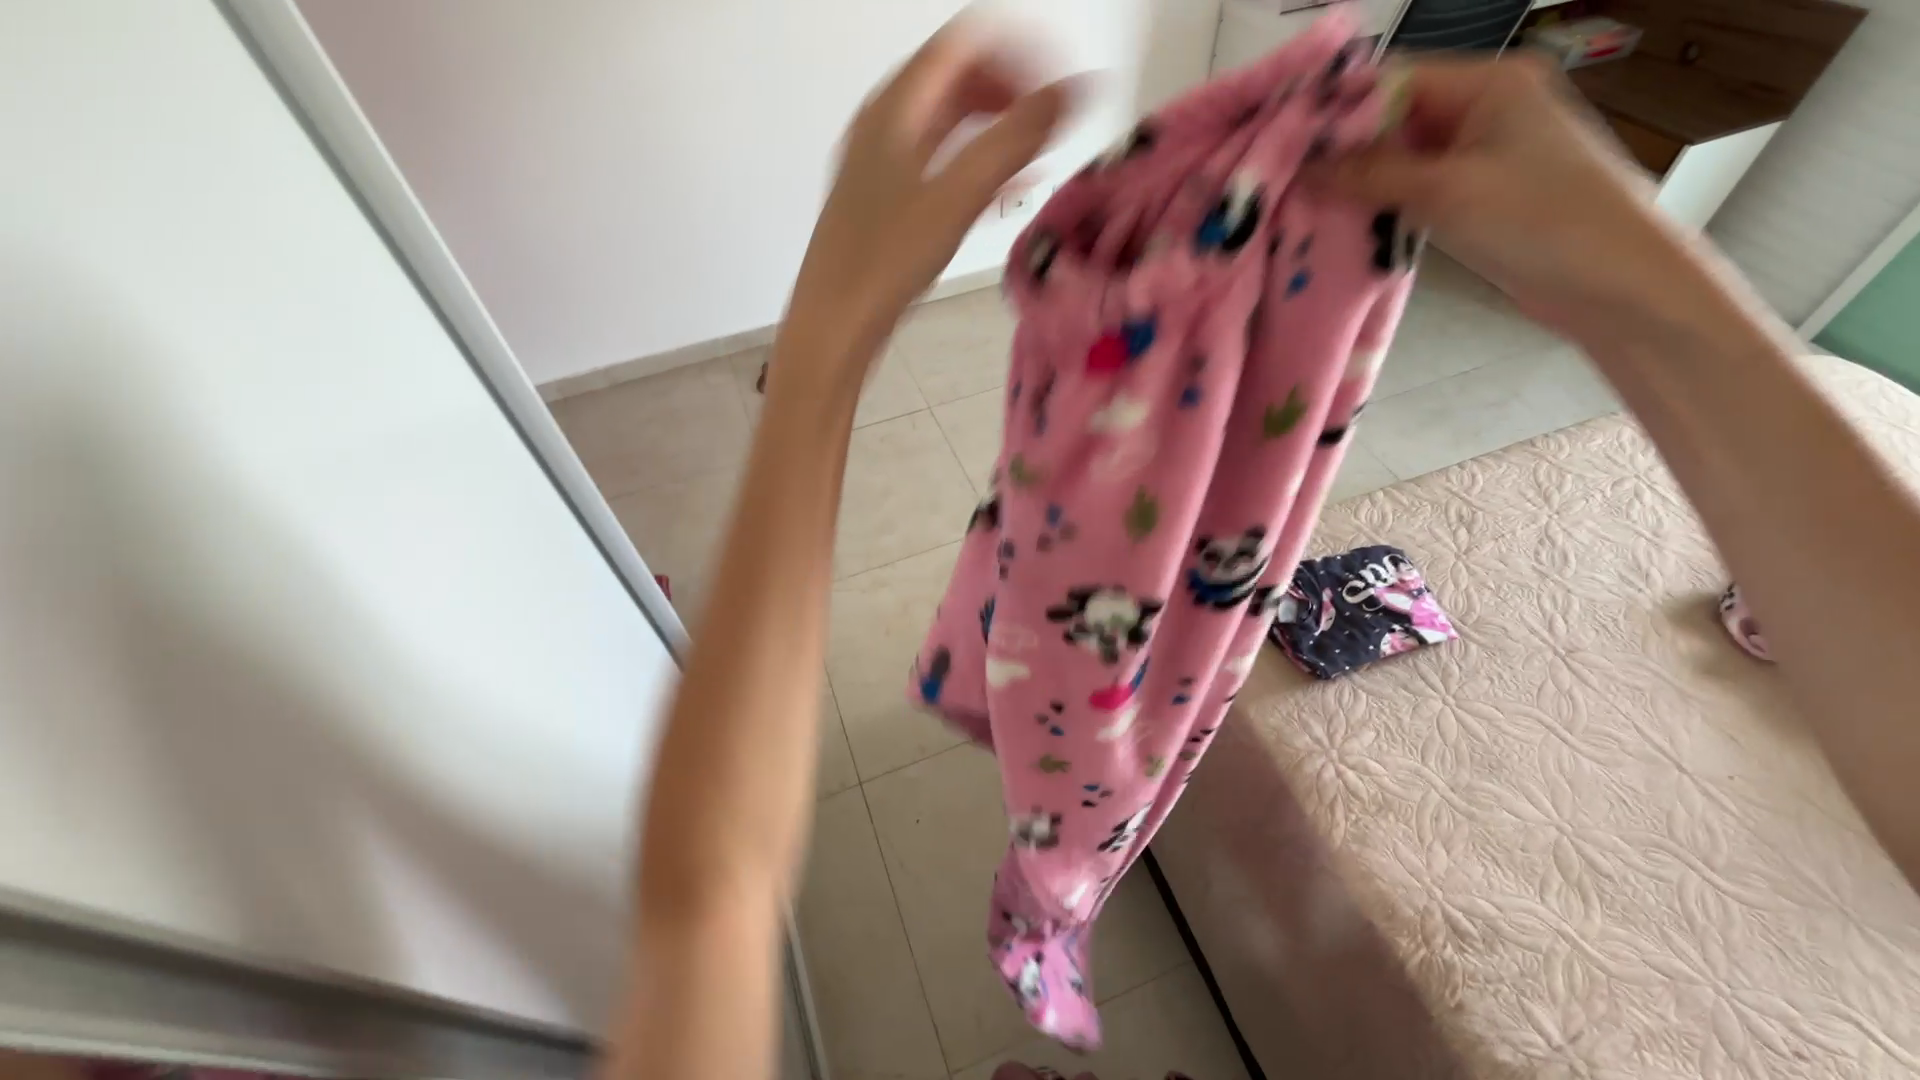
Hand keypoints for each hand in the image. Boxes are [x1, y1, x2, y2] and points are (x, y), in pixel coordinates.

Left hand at [776, 18, 1074, 397]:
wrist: (834, 324)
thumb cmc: (886, 262)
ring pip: (949, 123)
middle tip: (1051, 123)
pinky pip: (940, 162)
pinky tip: (1006, 191)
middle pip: (957, 78)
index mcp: (895, 107)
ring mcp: (882, 162)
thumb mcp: (956, 197)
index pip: (964, 44)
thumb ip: (1014, 139)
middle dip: (1010, 90)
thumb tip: (1071, 91)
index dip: (1018, 54)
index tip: (1058, 88)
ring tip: (1037, 155)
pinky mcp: (886, 200)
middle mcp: (884, 124)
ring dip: (995, 128)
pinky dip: (975, 164)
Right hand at [1317, 55, 1677, 327]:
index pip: (1395, 79)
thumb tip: (1303, 170)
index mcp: (1489, 83)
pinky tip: (1348, 223)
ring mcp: (1486, 152)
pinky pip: (1420, 188)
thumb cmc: (1538, 220)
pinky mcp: (1482, 193)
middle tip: (1286, 182)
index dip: (1338, 110)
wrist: (1615, 283)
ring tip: (1305, 205)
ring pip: (1403, 157)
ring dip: (1361, 182)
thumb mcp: (1445, 192)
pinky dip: (1386, 203)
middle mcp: (1487, 107)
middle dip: (1343, 150)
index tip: (1284, 144)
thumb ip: (1370, 176)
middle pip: (1396, 117)